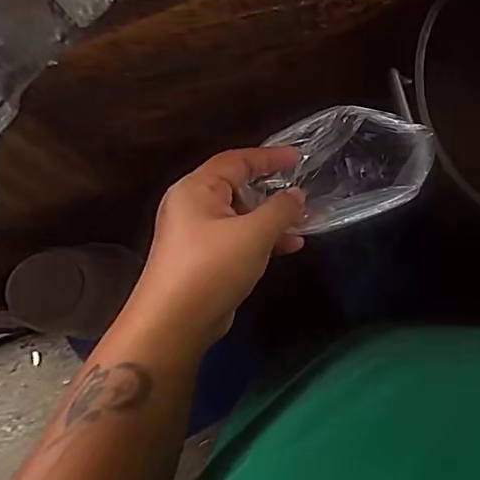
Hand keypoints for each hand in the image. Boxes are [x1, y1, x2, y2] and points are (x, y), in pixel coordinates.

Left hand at [131, 146, 307, 342]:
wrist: (175, 322)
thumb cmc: (212, 267)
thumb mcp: (254, 233)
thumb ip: (281, 209)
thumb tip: (297, 195)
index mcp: (197, 189)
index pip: (237, 160)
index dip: (269, 157)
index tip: (299, 157)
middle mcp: (193, 206)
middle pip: (238, 187)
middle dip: (273, 192)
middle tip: (304, 195)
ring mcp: (197, 233)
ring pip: (242, 215)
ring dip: (273, 219)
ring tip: (304, 224)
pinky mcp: (204, 258)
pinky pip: (239, 237)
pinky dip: (263, 238)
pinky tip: (289, 247)